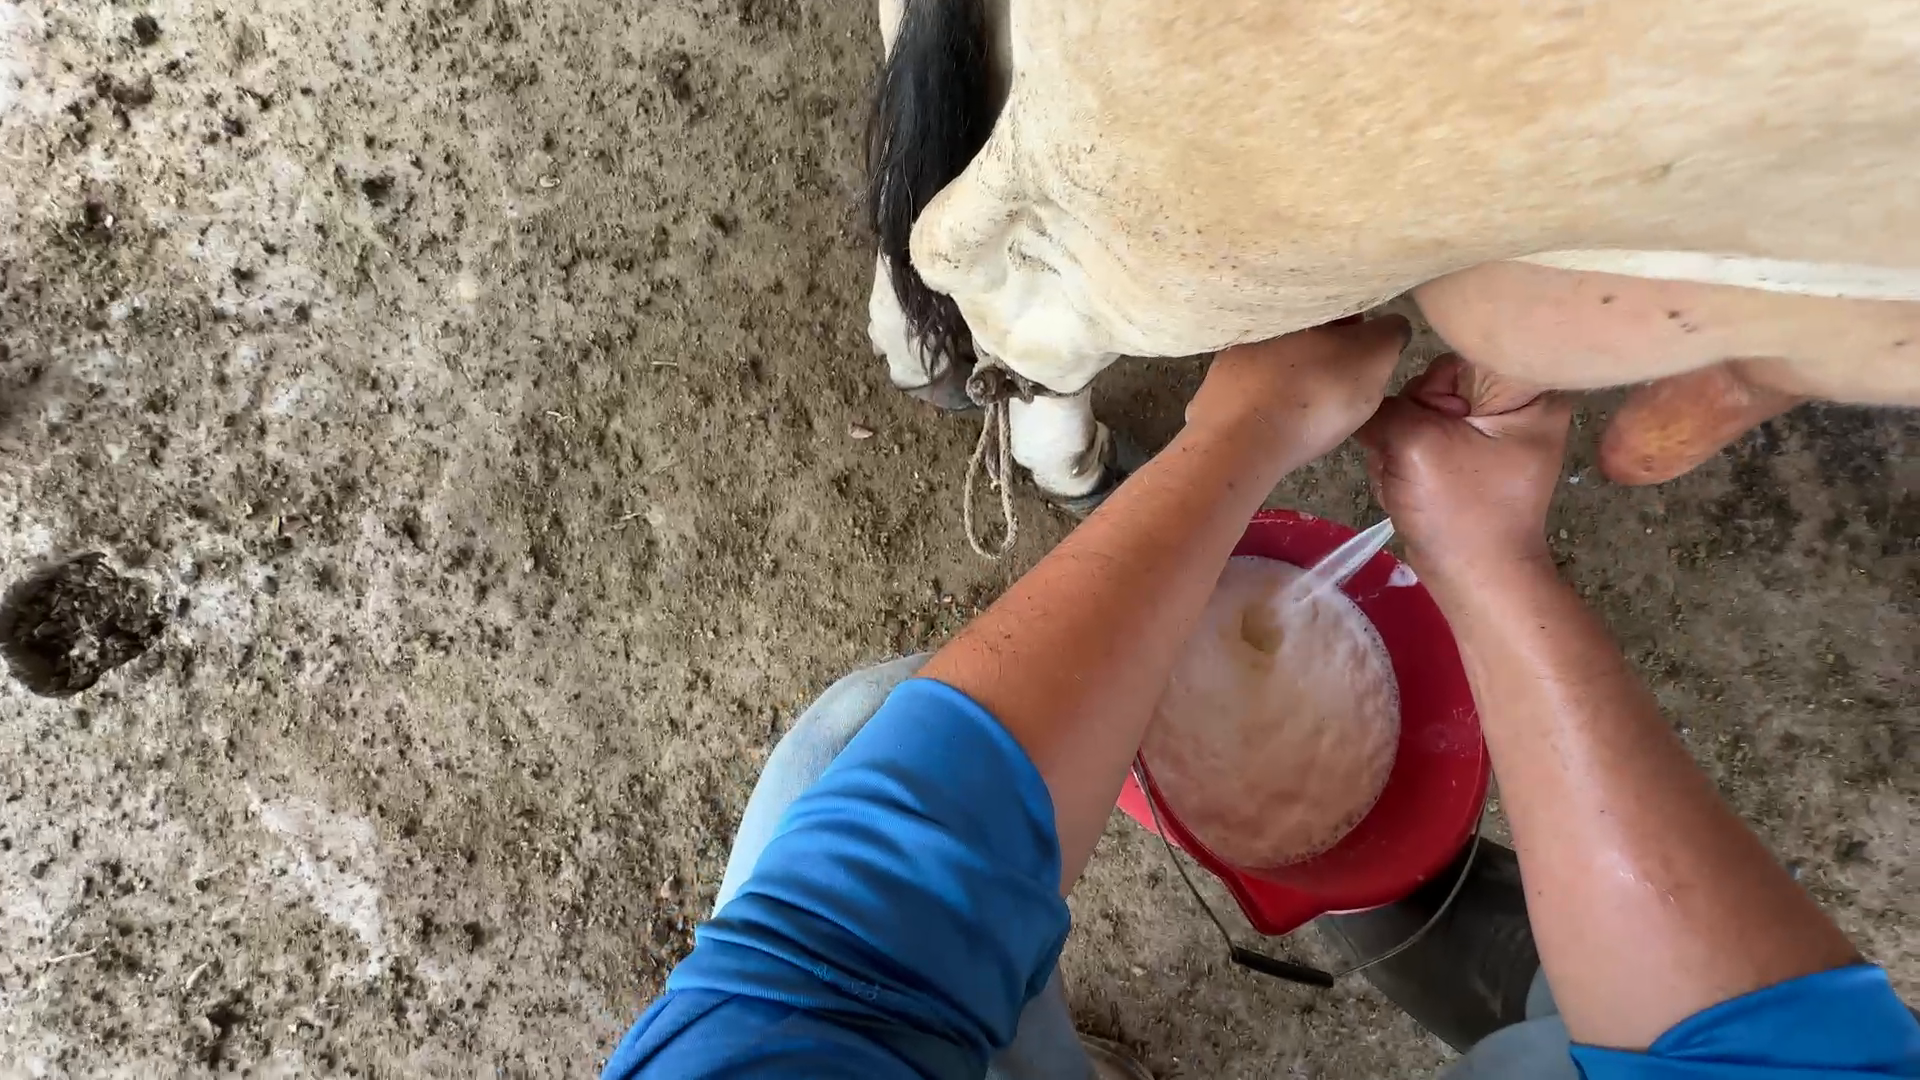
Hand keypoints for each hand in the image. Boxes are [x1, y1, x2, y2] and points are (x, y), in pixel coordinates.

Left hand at [1186, 316, 1409, 461]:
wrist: (1241, 443)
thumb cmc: (1314, 393)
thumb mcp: (1374, 356)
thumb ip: (1388, 333)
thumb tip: (1387, 326)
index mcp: (1292, 304)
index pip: (1329, 300)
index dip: (1352, 320)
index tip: (1362, 344)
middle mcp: (1252, 328)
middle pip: (1296, 332)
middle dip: (1318, 350)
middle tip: (1337, 377)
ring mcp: (1223, 364)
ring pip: (1267, 363)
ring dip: (1287, 377)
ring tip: (1305, 404)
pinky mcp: (1208, 399)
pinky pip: (1244, 396)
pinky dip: (1261, 405)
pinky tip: (1273, 421)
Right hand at [1356, 355, 1571, 588]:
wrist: (1471, 574)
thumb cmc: (1459, 511)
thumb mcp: (1414, 445)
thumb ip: (1382, 406)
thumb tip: (1354, 389)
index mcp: (1526, 391)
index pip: (1461, 351)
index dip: (1429, 385)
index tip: (1426, 419)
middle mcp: (1513, 401)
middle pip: (1433, 382)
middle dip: (1408, 418)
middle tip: (1411, 456)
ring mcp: (1487, 429)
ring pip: (1417, 410)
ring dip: (1398, 442)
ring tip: (1408, 474)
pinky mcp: (1465, 452)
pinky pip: (1417, 435)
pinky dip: (1402, 456)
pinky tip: (1407, 480)